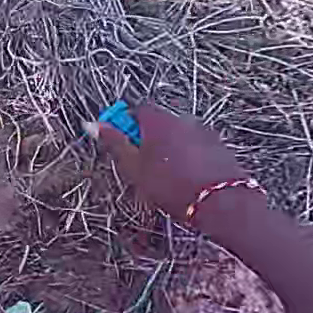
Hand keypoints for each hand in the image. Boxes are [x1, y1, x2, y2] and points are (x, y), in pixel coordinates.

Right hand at [95, 104, 260, 232]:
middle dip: (147, 138)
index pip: (137, 110)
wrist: (219, 202)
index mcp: (159, 121)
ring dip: (168, 148)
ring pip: (178, 135)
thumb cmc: (169, 184)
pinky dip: (187, 156)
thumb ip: (115, 142)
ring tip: (163, 175)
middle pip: (158, 122)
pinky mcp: (219, 147)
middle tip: (140, 164)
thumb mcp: (134, 166)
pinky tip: (184, 178)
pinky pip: (195, 146)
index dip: (126, 125)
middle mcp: (183, 120)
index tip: (121, 143)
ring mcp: (204, 132)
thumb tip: (93, 124)